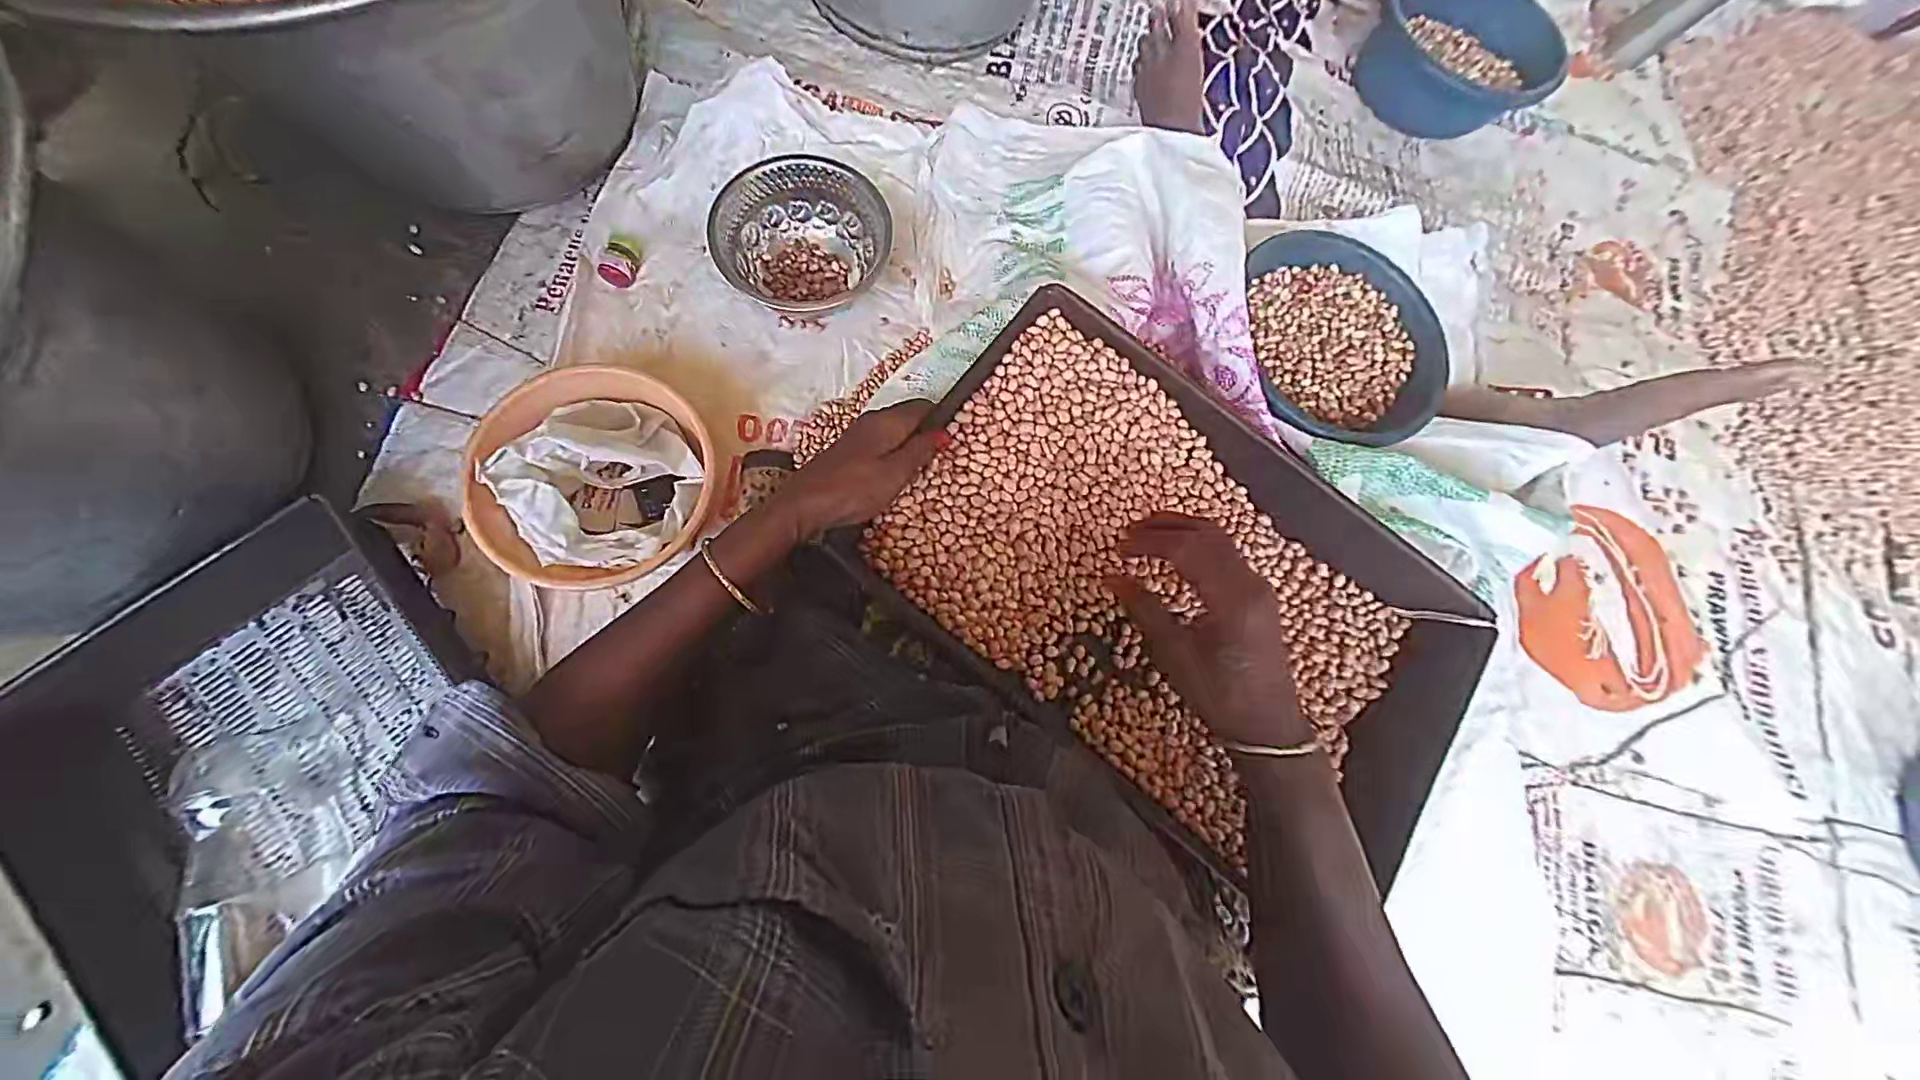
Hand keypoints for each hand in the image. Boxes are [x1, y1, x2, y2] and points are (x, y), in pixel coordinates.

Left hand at [774, 400, 946, 541]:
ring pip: (893, 432)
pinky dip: (894, 454)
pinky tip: (897, 473)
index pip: (923, 407)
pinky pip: (880, 444)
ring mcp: (857, 436)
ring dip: (910, 444)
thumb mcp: (895, 473)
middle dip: (927, 432)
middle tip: (944, 456)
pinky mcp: (848, 451)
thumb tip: (943, 432)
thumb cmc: (854, 490)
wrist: (804, 504)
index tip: (956, 437)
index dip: (942, 419)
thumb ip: (920, 451)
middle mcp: (871, 421)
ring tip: (924, 467)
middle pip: (908, 418)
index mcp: (886, 421)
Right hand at [1107, 513, 1307, 746]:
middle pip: (1207, 535)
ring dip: (1184, 530)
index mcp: (1232, 597)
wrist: (1267, 726)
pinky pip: (1227, 555)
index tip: (1119, 546)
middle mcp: (1251, 583)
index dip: (1149, 542)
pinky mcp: (1258, 596)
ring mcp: (1258, 588)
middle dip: (1166, 527)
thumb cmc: (1219, 694)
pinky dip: (1199, 545)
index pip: (1187, 549)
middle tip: (1130, 530)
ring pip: (1220, 541)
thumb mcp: (1175, 654)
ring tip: (1149, 532)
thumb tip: (1113, 578)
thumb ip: (1145, 609)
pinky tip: (1177, 555)